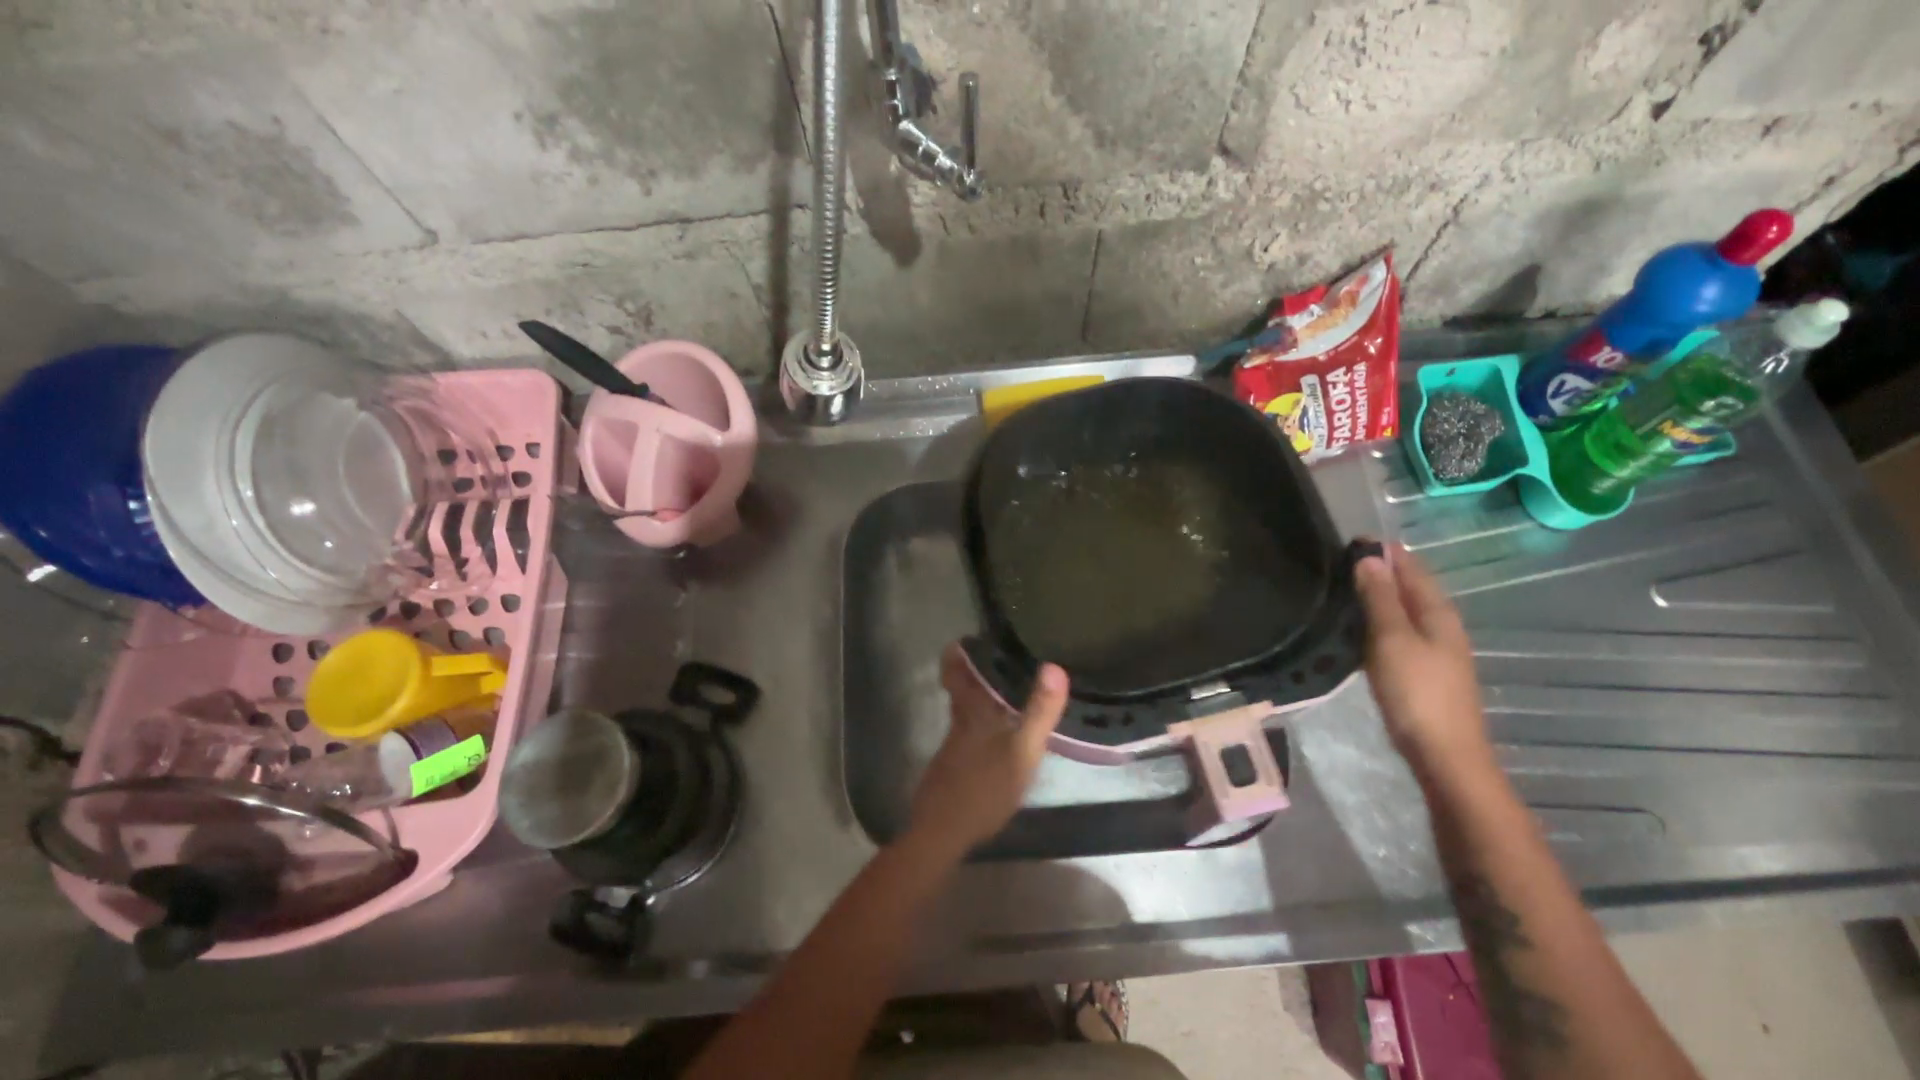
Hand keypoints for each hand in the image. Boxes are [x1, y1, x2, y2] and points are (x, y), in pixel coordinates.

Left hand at [906, 645, 1069, 857]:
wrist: (943, 832)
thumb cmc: (984, 788)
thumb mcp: (1022, 751)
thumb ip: (1039, 712)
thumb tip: (1054, 666)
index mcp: (972, 715)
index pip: (956, 675)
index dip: (956, 656)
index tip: (962, 639)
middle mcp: (959, 727)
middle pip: (960, 694)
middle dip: (971, 677)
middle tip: (992, 661)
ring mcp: (952, 752)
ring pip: (964, 718)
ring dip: (978, 704)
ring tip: (1002, 697)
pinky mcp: (952, 773)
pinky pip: (967, 741)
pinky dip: (980, 732)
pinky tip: (994, 744)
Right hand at [1356, 546, 1493, 775]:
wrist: (1446, 757)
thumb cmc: (1418, 694)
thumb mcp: (1392, 641)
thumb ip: (1380, 599)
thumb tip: (1369, 557)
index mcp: (1438, 612)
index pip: (1410, 567)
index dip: (1382, 551)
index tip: (1347, 539)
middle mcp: (1442, 626)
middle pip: (1410, 589)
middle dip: (1379, 572)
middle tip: (1336, 564)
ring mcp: (1437, 652)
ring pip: (1405, 613)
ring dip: (1378, 600)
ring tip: (1340, 592)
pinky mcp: (1425, 674)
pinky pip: (1400, 635)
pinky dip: (1379, 625)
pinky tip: (1358, 632)